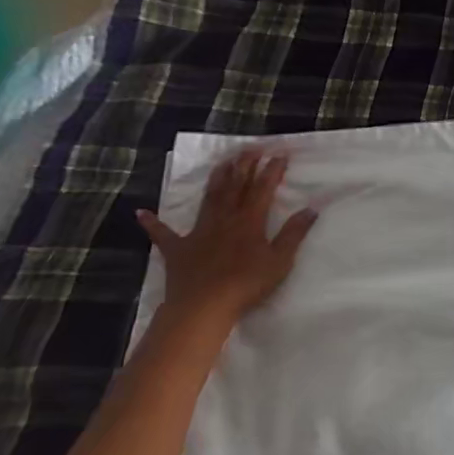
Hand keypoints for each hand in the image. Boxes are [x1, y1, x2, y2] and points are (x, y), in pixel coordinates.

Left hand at [137, 148, 317, 324]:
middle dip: (244, 166)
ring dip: (216, 180)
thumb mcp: (280, 260)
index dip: (271, 170)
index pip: (262, 189)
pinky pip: (163, 234)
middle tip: (250, 148)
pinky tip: (142, 213)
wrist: (204, 306)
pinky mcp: (177, 249)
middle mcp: (224, 220)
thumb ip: (294, 233)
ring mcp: (198, 233)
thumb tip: (311, 209)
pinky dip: (153, 223)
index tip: (280, 153)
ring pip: (208, 200)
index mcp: (249, 222)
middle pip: (235, 187)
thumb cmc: (247, 284)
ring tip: (223, 163)